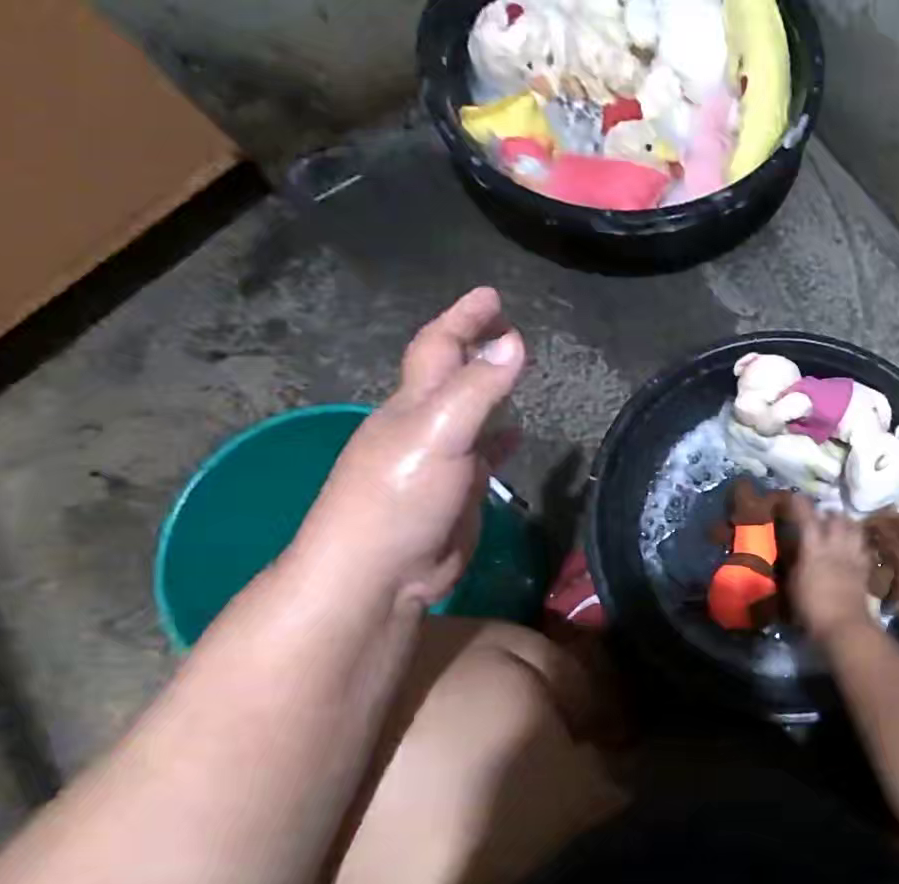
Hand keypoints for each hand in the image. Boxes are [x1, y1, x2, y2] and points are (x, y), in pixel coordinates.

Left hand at [291, 287, 525, 609]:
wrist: (381, 572)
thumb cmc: (400, 496)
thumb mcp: (439, 434)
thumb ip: (478, 390)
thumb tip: (513, 343)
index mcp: (414, 404)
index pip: (439, 346)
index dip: (464, 318)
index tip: (493, 296)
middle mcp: (423, 426)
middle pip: (451, 375)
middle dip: (475, 346)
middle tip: (507, 329)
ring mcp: (439, 462)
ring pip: (468, 414)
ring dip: (488, 391)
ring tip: (516, 374)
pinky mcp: (455, 494)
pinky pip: (482, 455)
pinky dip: (499, 440)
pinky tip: (515, 437)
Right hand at [789, 500, 875, 640]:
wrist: (844, 625)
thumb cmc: (811, 608)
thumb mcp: (793, 583)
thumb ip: (795, 561)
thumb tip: (795, 548)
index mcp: (815, 549)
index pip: (808, 518)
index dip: (800, 505)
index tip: (794, 496)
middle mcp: (836, 546)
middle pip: (836, 518)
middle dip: (827, 512)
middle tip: (820, 514)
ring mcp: (853, 556)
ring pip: (853, 528)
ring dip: (845, 523)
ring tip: (839, 525)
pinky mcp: (865, 568)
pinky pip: (863, 546)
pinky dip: (856, 541)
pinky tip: (852, 545)